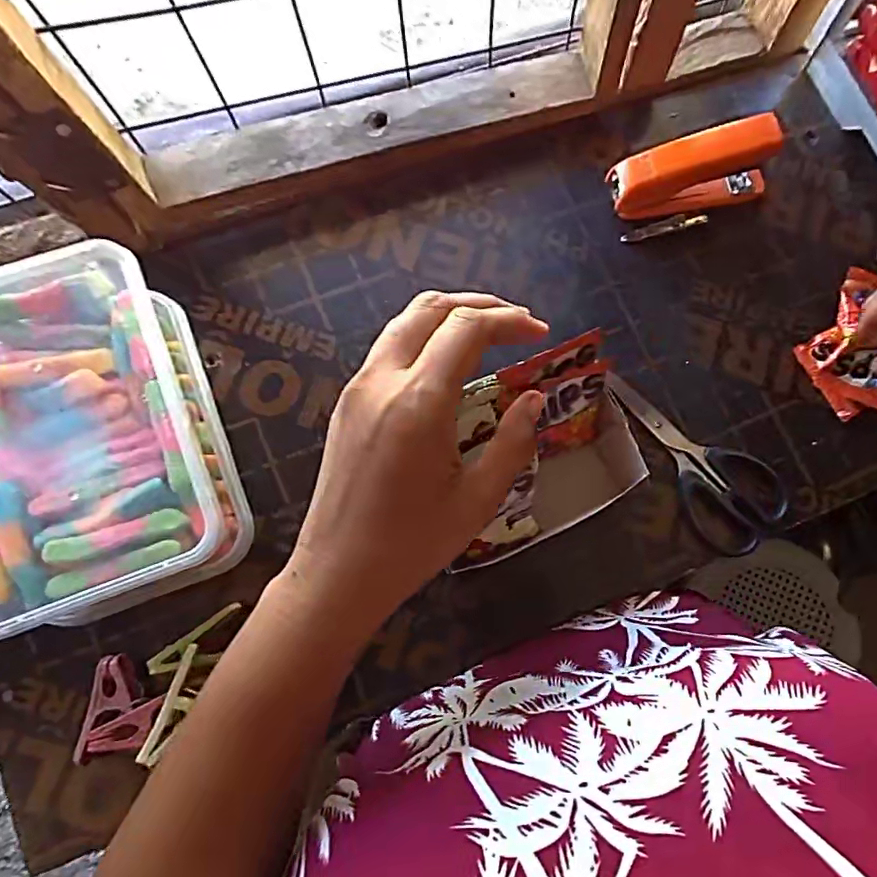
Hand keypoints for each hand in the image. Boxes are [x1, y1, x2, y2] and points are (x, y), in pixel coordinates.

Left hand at [281, 292, 548, 622]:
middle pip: (429, 309)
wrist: (337, 570)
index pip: (467, 329)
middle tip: (514, 322)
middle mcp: (381, 382)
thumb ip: (513, 442)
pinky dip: (420, 341)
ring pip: (401, 325)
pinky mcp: (345, 405)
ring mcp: (356, 390)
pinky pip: (385, 352)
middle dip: (477, 306)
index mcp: (418, 402)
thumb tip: (534, 400)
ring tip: (483, 336)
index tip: (539, 332)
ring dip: (445, 318)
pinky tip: (442, 367)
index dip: (509, 320)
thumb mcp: (477, 500)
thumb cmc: (410, 545)